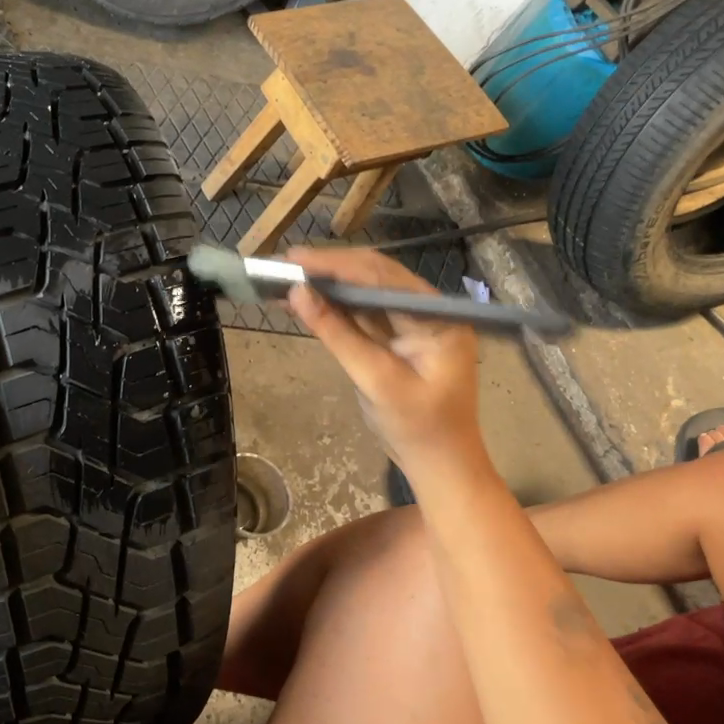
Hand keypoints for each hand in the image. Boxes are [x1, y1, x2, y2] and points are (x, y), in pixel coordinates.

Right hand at [285, 246, 484, 470]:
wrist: (441, 464)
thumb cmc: (417, 427)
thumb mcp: (375, 381)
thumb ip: (337, 334)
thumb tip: (297, 294)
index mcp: (437, 316)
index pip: (381, 277)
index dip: (336, 264)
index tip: (294, 259)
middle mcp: (427, 311)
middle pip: (373, 276)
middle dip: (328, 269)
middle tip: (283, 265)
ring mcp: (412, 324)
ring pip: (365, 291)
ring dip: (328, 285)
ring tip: (286, 278)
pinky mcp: (396, 337)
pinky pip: (362, 313)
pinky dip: (334, 307)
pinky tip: (305, 301)